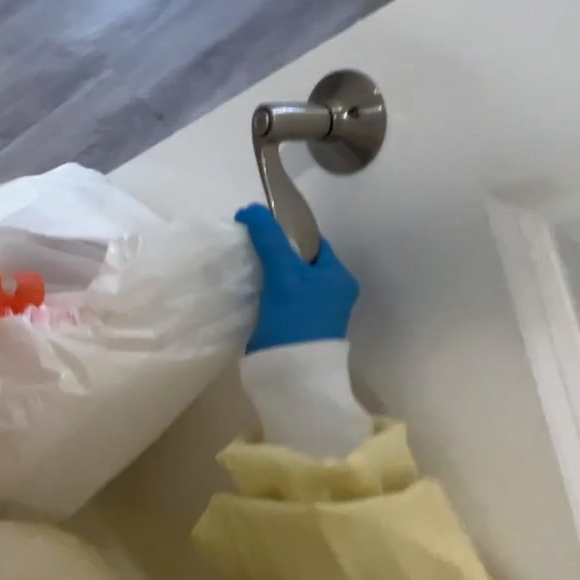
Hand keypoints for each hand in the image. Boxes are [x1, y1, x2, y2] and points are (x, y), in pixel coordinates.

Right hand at [235, 203, 358, 353]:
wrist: (290, 371)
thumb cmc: (296, 318)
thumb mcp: (284, 272)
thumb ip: (269, 238)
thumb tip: (250, 208)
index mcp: (339, 278)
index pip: (313, 242)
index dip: (287, 230)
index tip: (258, 226)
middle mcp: (328, 292)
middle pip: (295, 259)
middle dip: (271, 250)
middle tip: (244, 242)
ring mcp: (309, 310)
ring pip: (282, 277)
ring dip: (262, 269)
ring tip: (240, 260)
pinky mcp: (289, 323)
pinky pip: (273, 294)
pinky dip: (258, 287)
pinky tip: (241, 284)